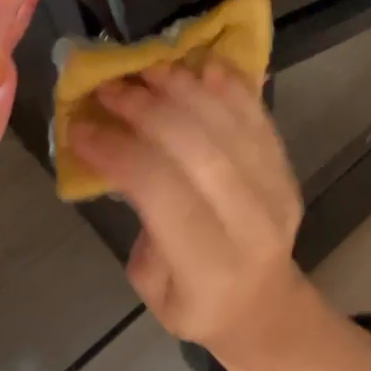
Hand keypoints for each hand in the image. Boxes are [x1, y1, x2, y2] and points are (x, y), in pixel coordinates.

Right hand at [71, 63, 307, 355]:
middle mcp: (253, 226)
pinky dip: (232, 89)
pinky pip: (261, 120)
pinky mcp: (288, 171)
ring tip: (148, 68)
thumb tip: (120, 148)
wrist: (264, 305)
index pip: (165, 194)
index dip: (121, 152)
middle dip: (151, 111)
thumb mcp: (151, 283)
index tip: (82, 126)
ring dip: (188, 90)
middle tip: (111, 88)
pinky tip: (203, 65)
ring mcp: (279, 193)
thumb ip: (142, 219)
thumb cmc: (195, 303)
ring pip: (233, 128)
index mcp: (210, 269)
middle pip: (203, 152)